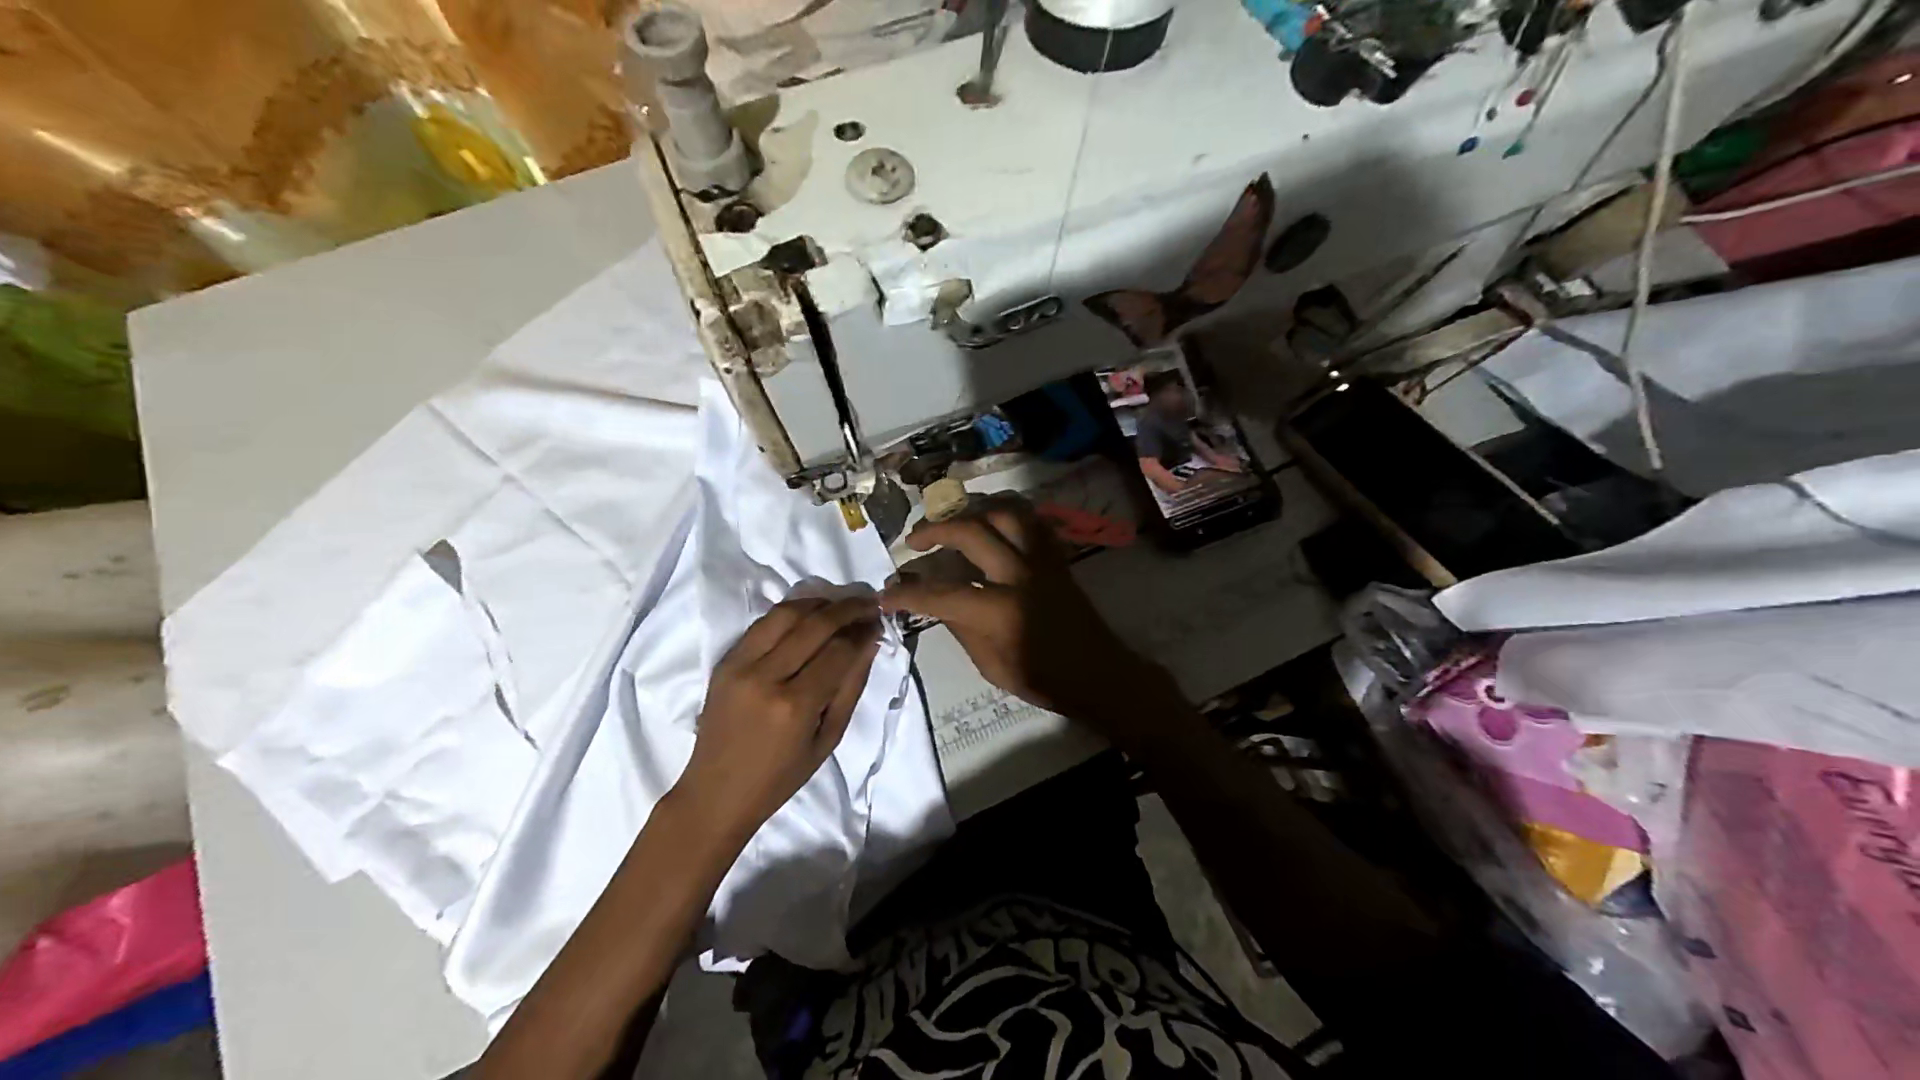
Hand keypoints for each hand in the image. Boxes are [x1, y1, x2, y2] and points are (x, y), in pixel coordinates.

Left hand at [677, 595, 881, 840]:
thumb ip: (849, 688)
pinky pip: (762, 624)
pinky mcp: (725, 661)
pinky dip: (790, 612)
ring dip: (818, 603)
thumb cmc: (780, 777)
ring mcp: (740, 665)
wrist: (717, 793)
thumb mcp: (828, 740)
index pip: (839, 651)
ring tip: (841, 604)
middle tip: (868, 604)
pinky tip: (809, 614)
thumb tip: (869, 644)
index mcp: (794, 706)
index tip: (878, 624)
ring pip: (785, 613)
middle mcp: (765, 677)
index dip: (863, 632)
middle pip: (814, 624)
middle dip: (847, 609)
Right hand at [880, 497, 1172, 720]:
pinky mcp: (1055, 557)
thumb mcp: (990, 664)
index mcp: (1001, 610)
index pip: (941, 592)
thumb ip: (959, 626)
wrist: (1098, 674)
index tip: (886, 593)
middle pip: (969, 532)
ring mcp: (1041, 560)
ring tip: (951, 521)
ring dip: (971, 511)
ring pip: (1003, 513)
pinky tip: (989, 521)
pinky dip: (1006, 514)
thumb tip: (933, 601)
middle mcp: (1020, 575)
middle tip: (913, 541)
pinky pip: (1030, 521)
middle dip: (933, 532)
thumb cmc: (1042, 678)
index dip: (908, 593)